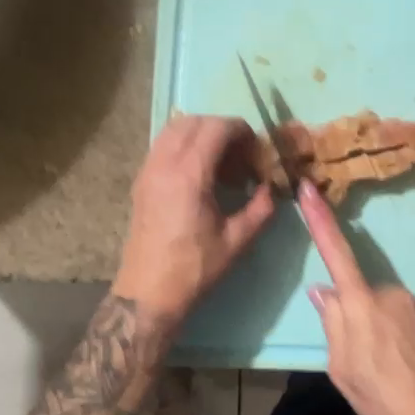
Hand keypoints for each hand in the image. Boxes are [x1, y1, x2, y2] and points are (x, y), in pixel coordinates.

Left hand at [113, 115, 275, 326]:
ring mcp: (148, 170)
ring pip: (174, 129)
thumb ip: (261, 207)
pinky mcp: (140, 181)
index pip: (217, 128)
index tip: (256, 148)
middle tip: (241, 154)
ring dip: (200, 134)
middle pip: (194, 121)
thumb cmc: (195, 269)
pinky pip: (162, 145)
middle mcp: (164, 163)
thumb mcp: (237, 240)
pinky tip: (199, 173)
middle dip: (221, 129)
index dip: (241, 130)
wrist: (148, 294)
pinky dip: (183, 145)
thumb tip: (274, 187)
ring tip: (220, 161)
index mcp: (189, 174)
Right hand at [298, 179, 414, 414]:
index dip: (319, 220)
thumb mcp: (341, 368)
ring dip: (384, 332)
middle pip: (363, 297)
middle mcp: (393, 293)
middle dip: (359, 318)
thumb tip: (323, 292)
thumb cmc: (380, 398)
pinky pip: (412, 323)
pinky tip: (411, 370)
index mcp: (361, 303)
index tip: (308, 187)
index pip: (335, 253)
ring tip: (390, 372)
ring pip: (389, 311)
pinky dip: (406, 341)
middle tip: (363, 362)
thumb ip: (332, 324)